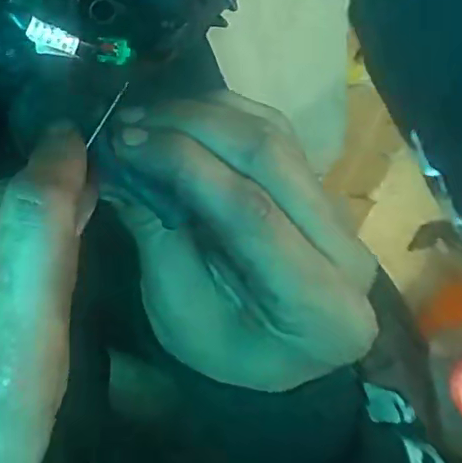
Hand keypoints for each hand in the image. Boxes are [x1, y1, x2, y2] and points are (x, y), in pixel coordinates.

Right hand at [106, 91, 380, 392]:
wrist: (266, 352)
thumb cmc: (220, 347)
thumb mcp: (177, 310)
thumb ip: (153, 231)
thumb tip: (116, 161)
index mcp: (319, 306)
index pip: (250, 209)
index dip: (183, 161)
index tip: (125, 141)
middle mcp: (345, 249)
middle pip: (267, 154)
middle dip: (188, 124)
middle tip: (128, 121)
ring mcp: (336, 208)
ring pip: (270, 131)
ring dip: (200, 111)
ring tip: (146, 115)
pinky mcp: (317, 181)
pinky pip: (271, 125)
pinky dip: (219, 111)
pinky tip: (179, 114)